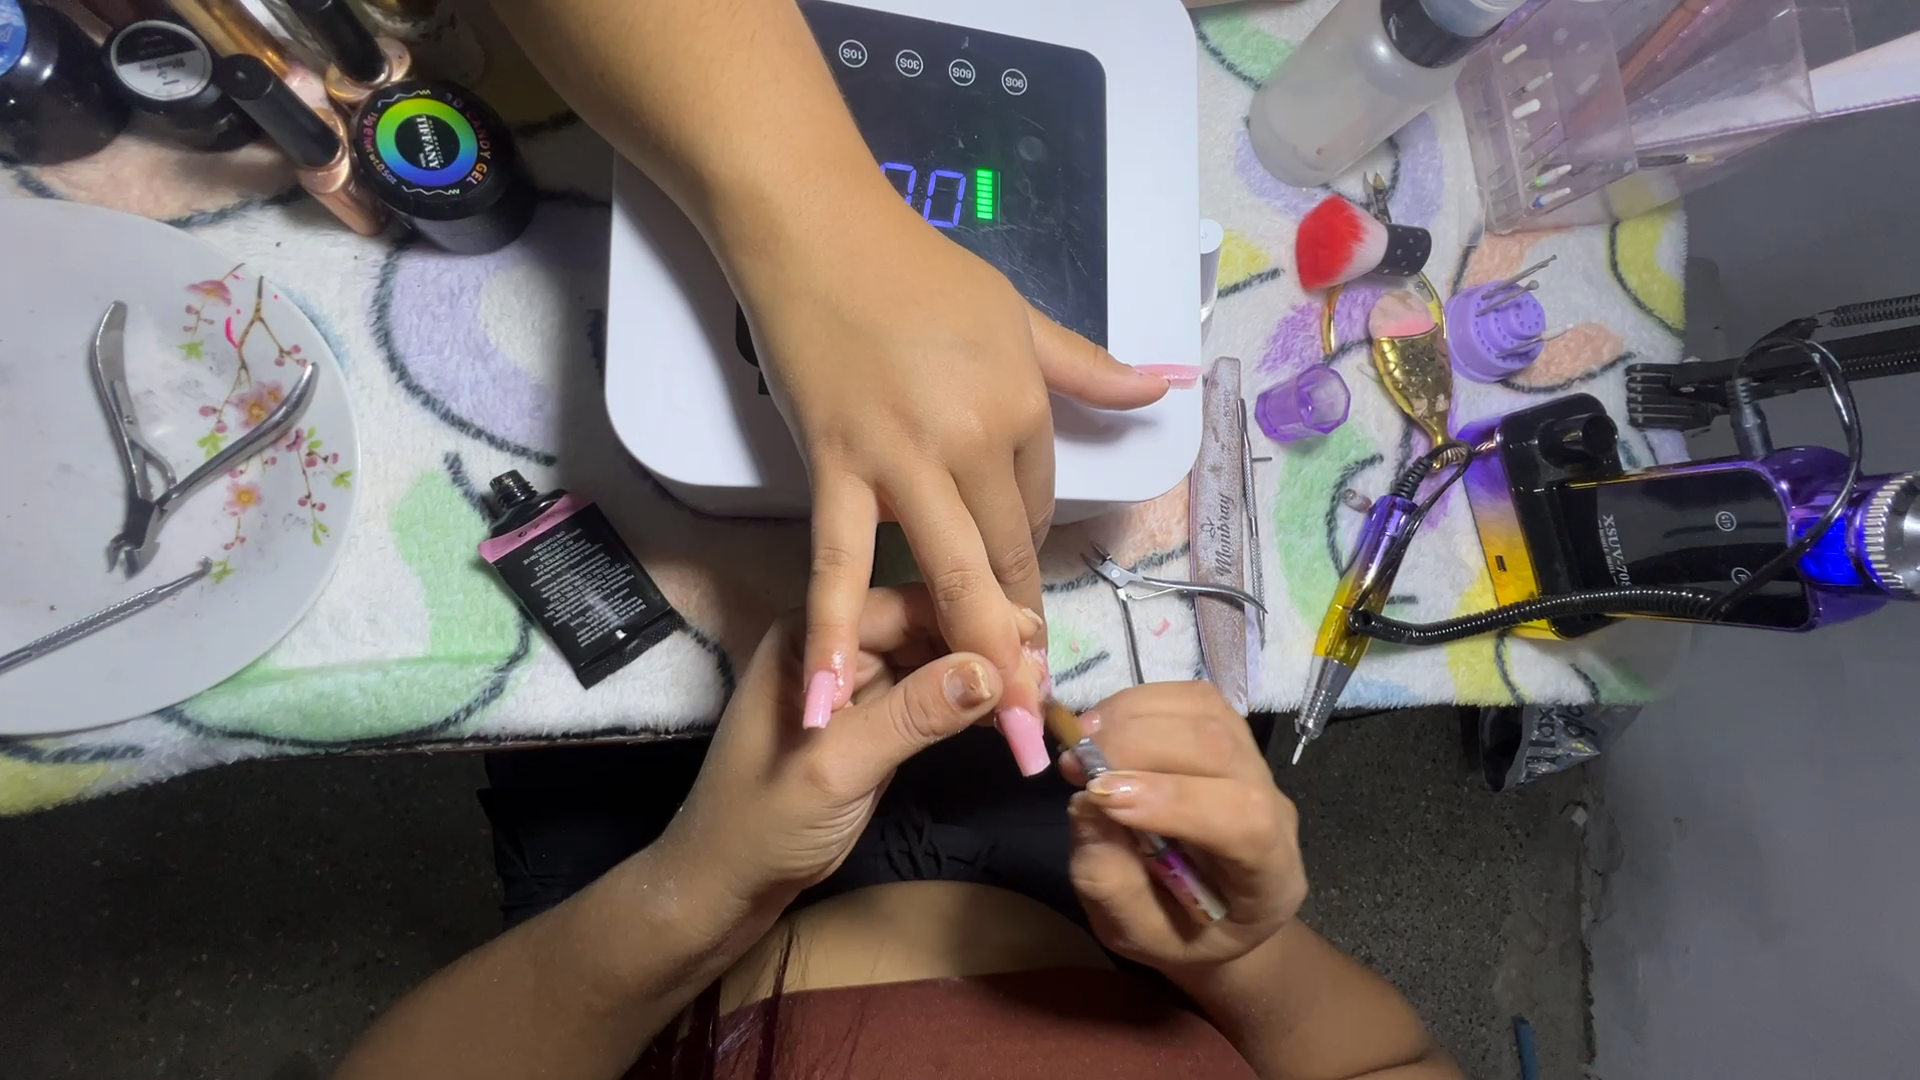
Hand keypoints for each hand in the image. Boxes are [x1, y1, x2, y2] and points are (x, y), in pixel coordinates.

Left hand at [657, 586, 1004, 913]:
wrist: (729, 885)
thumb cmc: (764, 820)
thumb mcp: (838, 765)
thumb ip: (912, 714)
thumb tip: (993, 671)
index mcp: (811, 634)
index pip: (903, 607)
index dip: (967, 622)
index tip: (1029, 643)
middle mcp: (836, 644)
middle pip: (924, 629)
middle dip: (982, 648)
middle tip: (1043, 669)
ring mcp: (858, 680)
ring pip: (934, 661)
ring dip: (982, 677)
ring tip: (1037, 691)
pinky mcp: (877, 715)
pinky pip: (931, 697)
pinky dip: (967, 704)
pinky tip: (1006, 712)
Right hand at [730, 190, 1166, 773]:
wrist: (818, 232)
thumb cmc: (922, 273)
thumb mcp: (1021, 316)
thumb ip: (1093, 367)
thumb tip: (1167, 385)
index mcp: (1022, 406)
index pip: (1040, 503)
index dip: (1030, 550)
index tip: (1015, 583)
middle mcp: (974, 444)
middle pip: (1009, 556)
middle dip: (1023, 635)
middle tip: (1039, 714)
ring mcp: (902, 464)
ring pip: (949, 574)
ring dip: (974, 653)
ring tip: (995, 728)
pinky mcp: (835, 472)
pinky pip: (838, 563)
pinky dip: (836, 633)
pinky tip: (834, 700)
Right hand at [1060, 682, 1307, 971]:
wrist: (1216, 911)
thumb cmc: (1182, 931)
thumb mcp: (1139, 938)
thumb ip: (1112, 885)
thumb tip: (1085, 807)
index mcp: (1269, 872)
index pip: (1243, 819)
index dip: (1171, 798)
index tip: (1099, 797)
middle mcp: (1274, 805)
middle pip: (1219, 747)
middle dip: (1136, 745)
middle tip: (1074, 764)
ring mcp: (1252, 759)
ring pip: (1204, 710)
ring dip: (1132, 715)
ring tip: (1082, 739)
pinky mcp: (1225, 730)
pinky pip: (1189, 696)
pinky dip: (1137, 701)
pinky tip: (1102, 726)